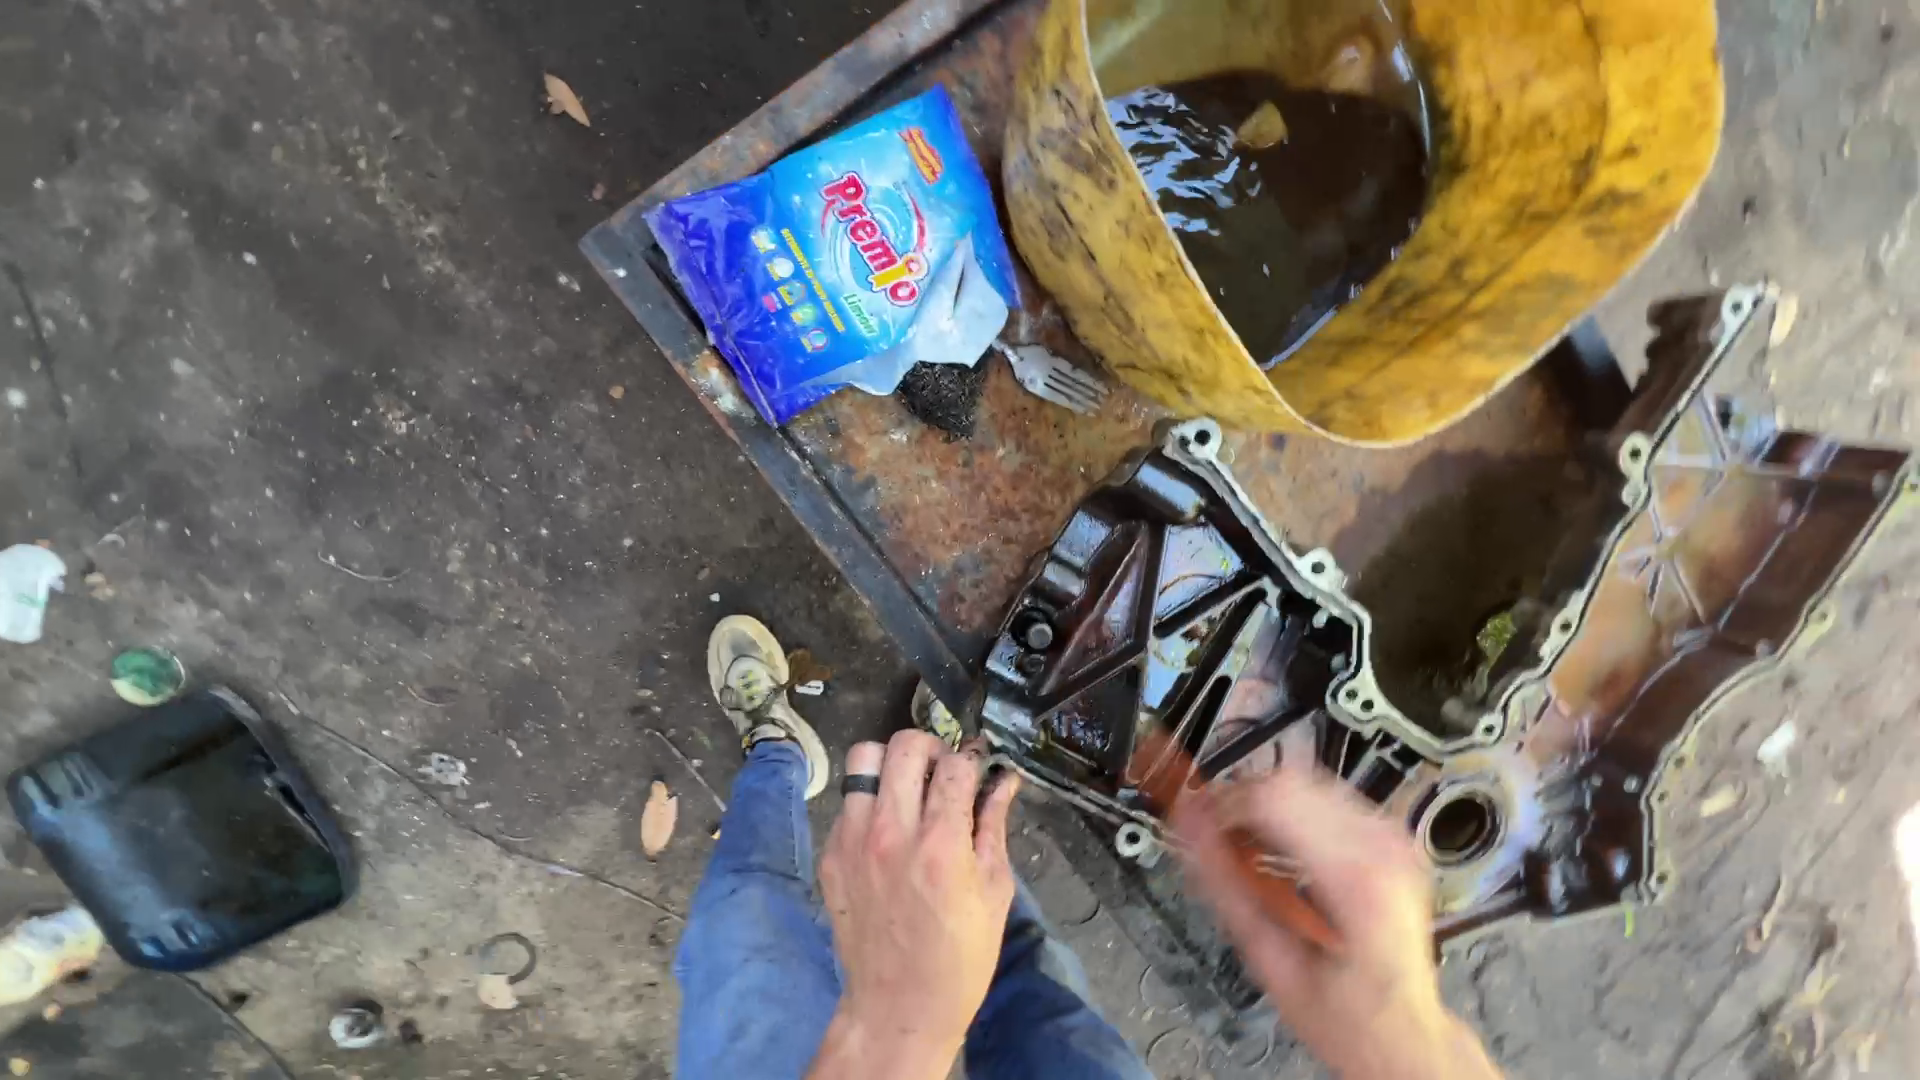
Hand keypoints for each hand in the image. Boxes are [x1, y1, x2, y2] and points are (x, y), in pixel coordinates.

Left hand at [807, 731, 1020, 1079]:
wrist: (897, 1008)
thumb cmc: (960, 956)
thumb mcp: (994, 890)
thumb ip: (994, 824)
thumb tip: (1004, 779)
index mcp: (941, 843)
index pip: (954, 764)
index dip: (972, 757)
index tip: (978, 765)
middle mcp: (892, 831)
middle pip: (904, 745)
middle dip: (931, 747)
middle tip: (942, 771)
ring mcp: (853, 841)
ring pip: (863, 758)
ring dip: (892, 764)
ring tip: (908, 787)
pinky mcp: (831, 854)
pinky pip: (848, 800)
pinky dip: (870, 800)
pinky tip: (887, 826)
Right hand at [1171, 766, 1502, 1079]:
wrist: (1408, 1036)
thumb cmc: (1346, 1014)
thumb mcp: (1269, 956)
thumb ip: (1223, 885)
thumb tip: (1186, 830)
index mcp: (1353, 878)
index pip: (1271, 797)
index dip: (1222, 800)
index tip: (1193, 815)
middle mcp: (1380, 848)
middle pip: (1286, 780)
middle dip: (1238, 799)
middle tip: (1211, 828)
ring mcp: (1390, 839)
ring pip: (1303, 779)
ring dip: (1262, 802)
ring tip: (1244, 840)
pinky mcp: (1389, 838)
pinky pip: (1325, 794)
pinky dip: (1289, 808)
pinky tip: (1278, 842)